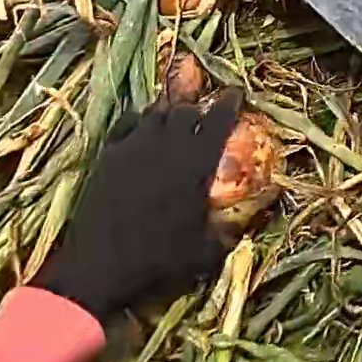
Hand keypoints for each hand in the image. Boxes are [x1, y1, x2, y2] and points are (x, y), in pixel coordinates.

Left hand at [34, 93, 239, 319]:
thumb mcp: (206, 253)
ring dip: (168, 115)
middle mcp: (168, 144)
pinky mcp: (109, 154)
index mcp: (197, 162)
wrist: (99, 269)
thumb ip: (234, 229)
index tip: (236, 92)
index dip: (230, 103)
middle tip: (201, 120)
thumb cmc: (158, 260)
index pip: (219, 120)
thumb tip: (263, 211)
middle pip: (187, 111)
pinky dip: (138, 121)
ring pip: (156, 112)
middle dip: (197, 112)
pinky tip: (140, 130)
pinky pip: (127, 122)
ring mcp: (135, 145)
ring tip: (172, 123)